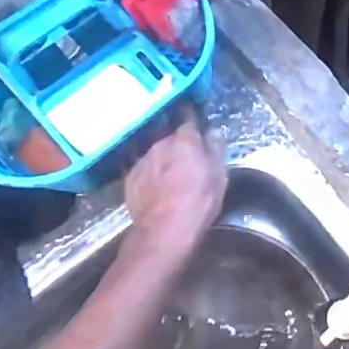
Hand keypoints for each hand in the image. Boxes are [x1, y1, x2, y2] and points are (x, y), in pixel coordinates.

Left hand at [123, 115, 224, 254]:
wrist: (164, 230)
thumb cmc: (198, 202)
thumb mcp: (218, 176)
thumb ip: (215, 150)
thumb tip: (212, 132)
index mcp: (184, 140)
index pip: (187, 118)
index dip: (192, 118)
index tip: (196, 119)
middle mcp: (160, 144)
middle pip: (169, 137)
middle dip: (178, 143)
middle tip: (187, 157)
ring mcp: (142, 160)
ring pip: (155, 152)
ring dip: (162, 159)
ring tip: (171, 175)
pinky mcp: (129, 178)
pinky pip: (143, 169)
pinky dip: (150, 173)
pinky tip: (156, 187)